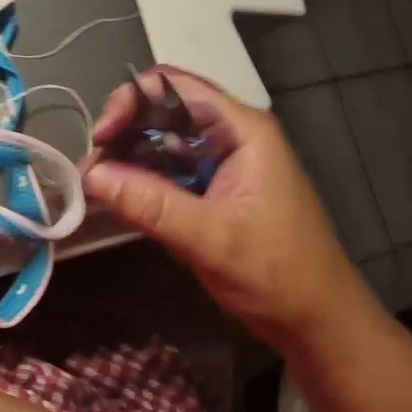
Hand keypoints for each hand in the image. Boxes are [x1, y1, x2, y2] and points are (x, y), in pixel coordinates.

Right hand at [83, 66, 377, 349]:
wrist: (321, 325)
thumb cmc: (279, 275)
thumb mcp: (211, 240)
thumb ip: (150, 204)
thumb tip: (90, 175)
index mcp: (241, 130)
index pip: (173, 86)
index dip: (130, 100)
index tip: (102, 138)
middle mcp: (230, 136)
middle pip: (163, 108)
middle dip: (123, 130)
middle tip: (93, 167)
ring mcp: (221, 162)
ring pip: (161, 140)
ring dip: (127, 157)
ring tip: (96, 186)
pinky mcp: (213, 189)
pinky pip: (168, 169)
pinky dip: (140, 179)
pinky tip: (117, 198)